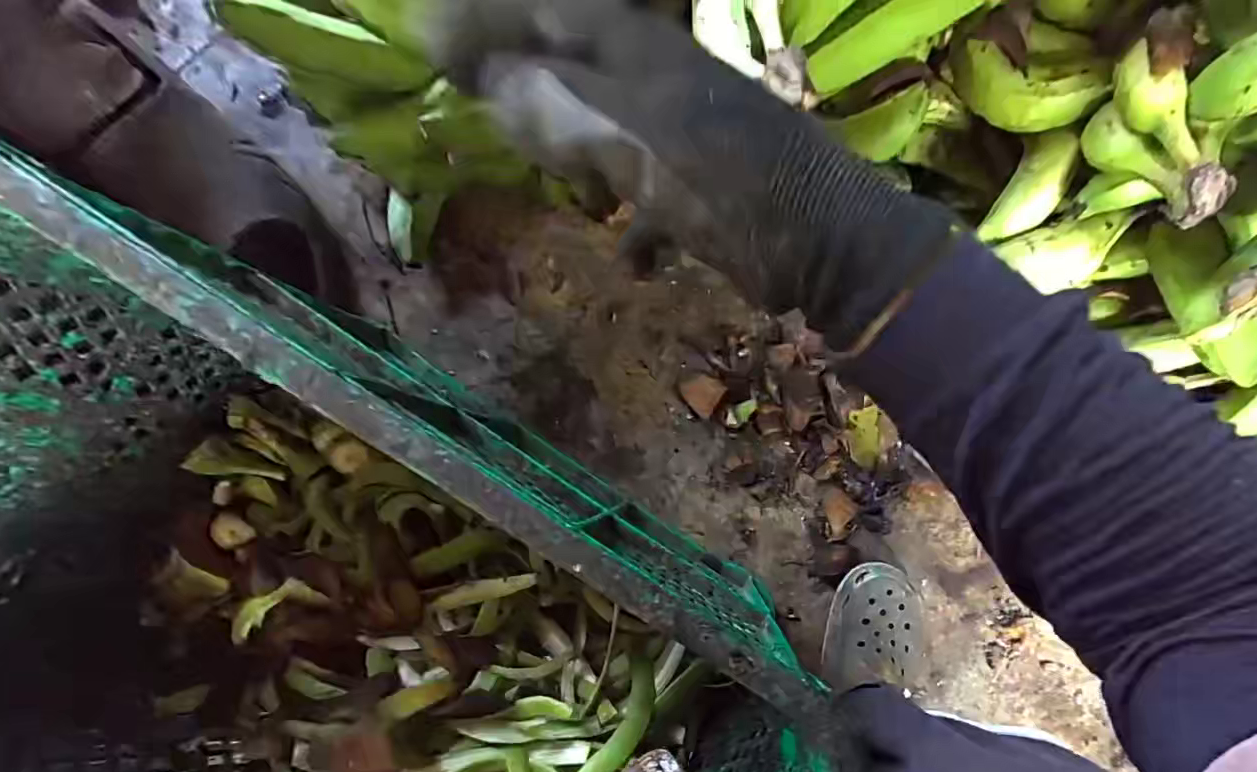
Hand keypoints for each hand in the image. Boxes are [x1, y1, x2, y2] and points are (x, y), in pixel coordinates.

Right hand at [428, 0, 958, 349]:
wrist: (828, 247)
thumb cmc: (733, 189)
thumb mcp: (639, 143)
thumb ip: (562, 106)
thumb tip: (487, 76)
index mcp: (638, 48)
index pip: (543, 13)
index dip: (485, 27)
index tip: (429, 48)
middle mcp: (660, 78)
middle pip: (574, 67)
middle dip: (530, 95)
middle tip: (490, 116)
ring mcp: (686, 133)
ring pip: (610, 133)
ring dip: (583, 162)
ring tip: (573, 195)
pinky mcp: (707, 186)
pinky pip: (653, 196)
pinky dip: (639, 226)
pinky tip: (635, 261)